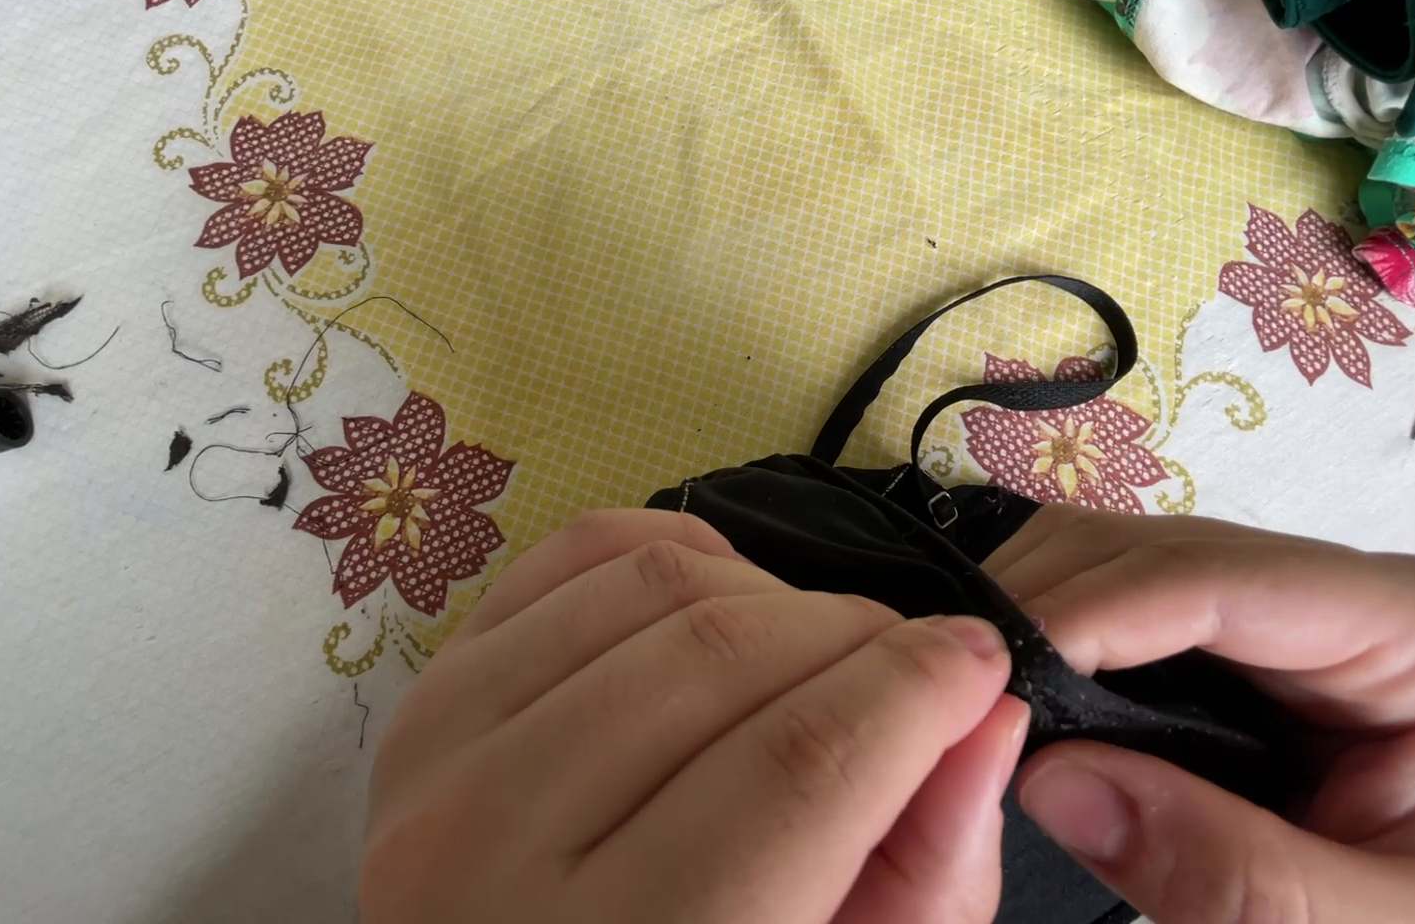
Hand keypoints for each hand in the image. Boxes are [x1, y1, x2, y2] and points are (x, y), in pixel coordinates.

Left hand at [360, 509, 1030, 923]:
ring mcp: (442, 745)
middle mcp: (489, 846)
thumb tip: (980, 709)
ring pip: (651, 588)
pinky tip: (722, 582)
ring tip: (816, 636)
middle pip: (718, 659)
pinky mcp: (434, 680)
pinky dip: (671, 543)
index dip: (911, 693)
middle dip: (849, 634)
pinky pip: (573, 554)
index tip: (975, 658)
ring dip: (768, 590)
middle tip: (908, 653)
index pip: (795, 770)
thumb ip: (922, 871)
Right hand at [985, 506, 1414, 923]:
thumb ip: (1236, 876)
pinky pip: (1117, 602)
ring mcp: (1283, 608)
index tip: (999, 668)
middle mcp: (1345, 591)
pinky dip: (1054, 628)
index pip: (1220, 579)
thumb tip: (1046, 780)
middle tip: (971, 681)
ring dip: (1037, 606)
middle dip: (1046, 600)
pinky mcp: (1235, 640)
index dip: (1094, 608)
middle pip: (1150, 548)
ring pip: (1116, 559)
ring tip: (987, 680)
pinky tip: (1027, 678)